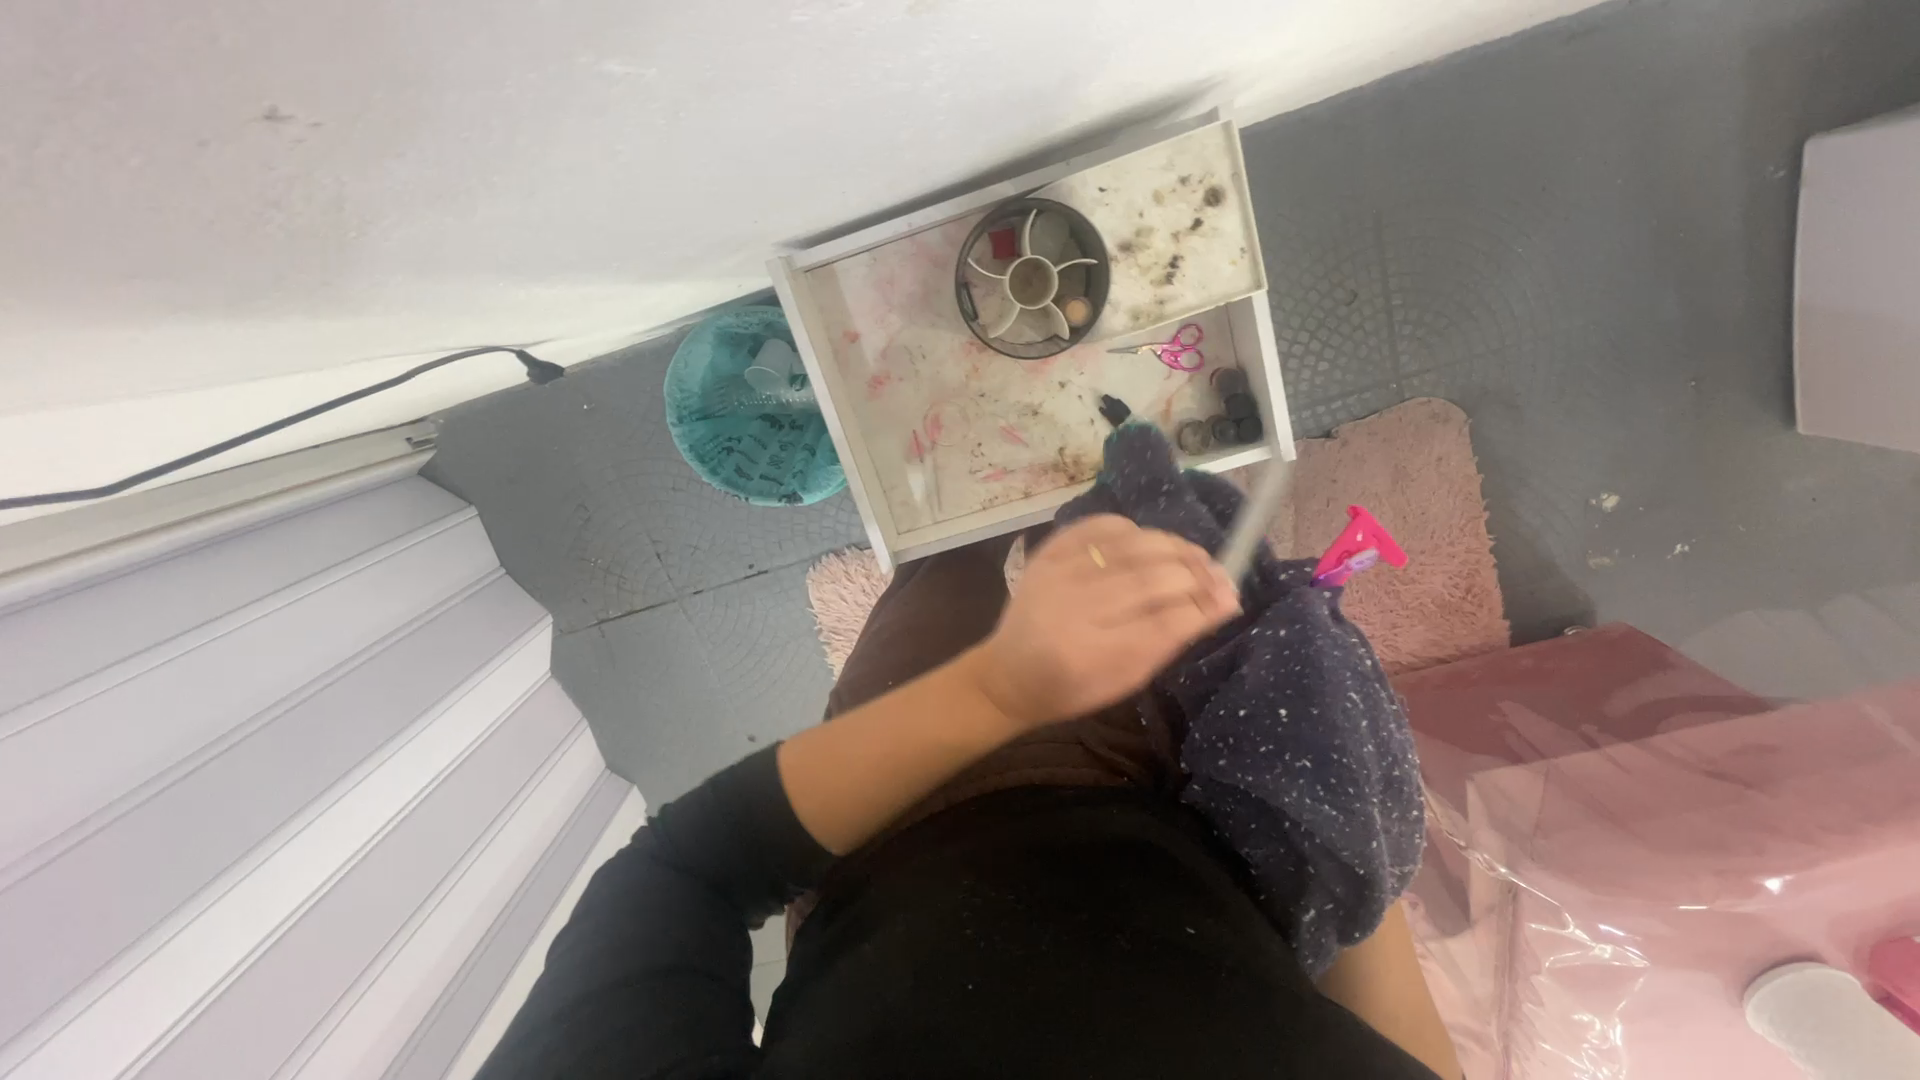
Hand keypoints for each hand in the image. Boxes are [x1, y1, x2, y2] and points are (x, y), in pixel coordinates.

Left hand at [967, 515, 1239, 728]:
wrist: (1010, 674)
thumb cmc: (1074, 686)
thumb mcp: (1126, 679)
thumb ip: (1170, 640)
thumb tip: (1222, 602)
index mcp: (1095, 655)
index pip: (1166, 622)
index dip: (1204, 605)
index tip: (1231, 596)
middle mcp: (1074, 609)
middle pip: (1151, 579)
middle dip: (1196, 574)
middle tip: (1221, 574)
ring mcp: (1057, 574)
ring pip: (1130, 547)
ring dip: (1173, 547)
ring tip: (1196, 557)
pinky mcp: (1048, 553)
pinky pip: (1099, 527)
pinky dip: (1133, 529)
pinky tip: (1152, 541)